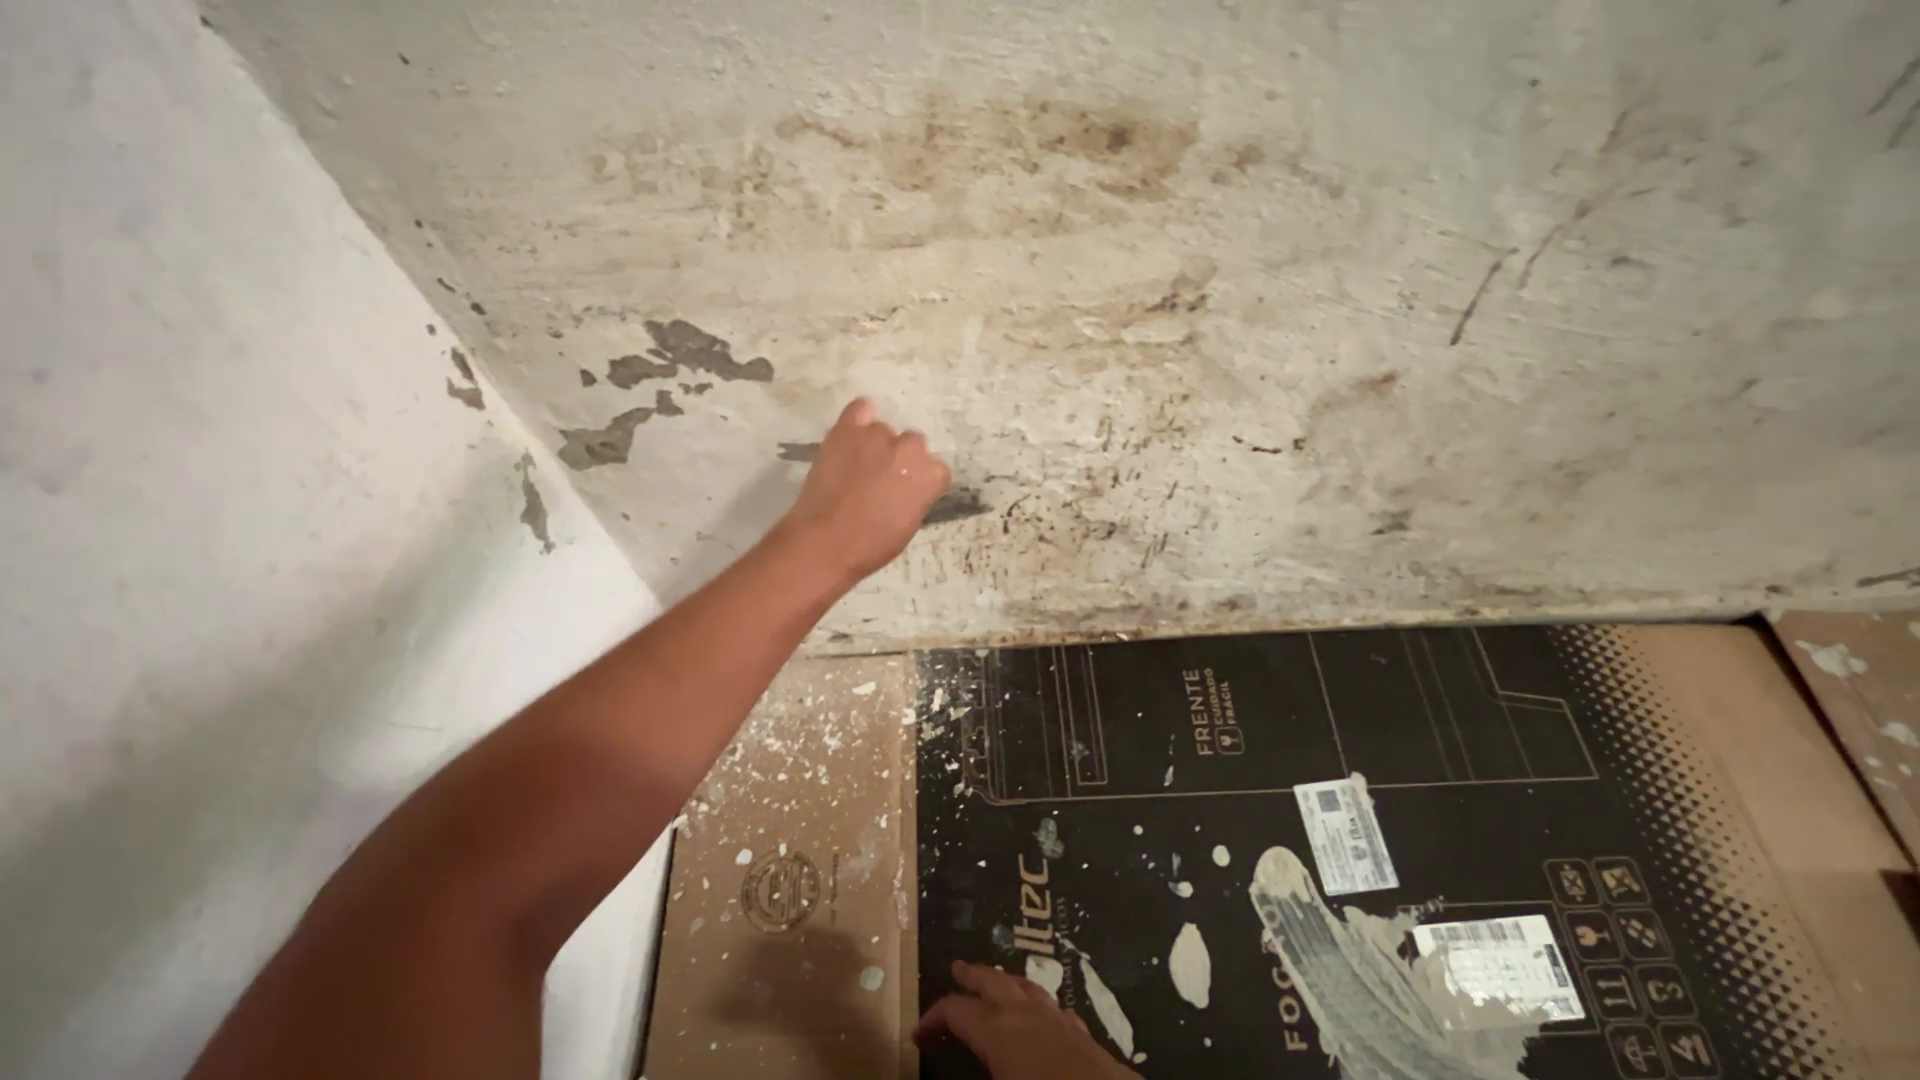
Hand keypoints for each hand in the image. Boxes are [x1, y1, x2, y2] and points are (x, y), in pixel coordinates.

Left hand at [778, 398, 950, 584]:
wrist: (826, 542)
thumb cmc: (871, 545)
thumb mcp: (909, 524)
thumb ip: (916, 496)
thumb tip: (907, 485)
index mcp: (930, 477)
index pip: (936, 468)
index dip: (919, 479)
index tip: (905, 490)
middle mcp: (910, 449)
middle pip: (912, 444)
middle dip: (900, 459)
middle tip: (880, 479)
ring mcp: (878, 436)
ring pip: (883, 431)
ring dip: (875, 444)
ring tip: (856, 465)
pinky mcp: (848, 429)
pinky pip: (860, 409)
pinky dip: (859, 418)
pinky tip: (852, 432)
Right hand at [914, 961, 1139, 1079]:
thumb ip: (974, 1072)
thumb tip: (963, 1059)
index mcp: (998, 1031)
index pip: (957, 1011)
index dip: (933, 1018)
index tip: (918, 1034)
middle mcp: (1026, 1015)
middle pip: (993, 983)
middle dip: (972, 975)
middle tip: (956, 968)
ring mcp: (1059, 1021)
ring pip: (1026, 988)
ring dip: (1005, 982)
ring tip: (994, 981)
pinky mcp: (1084, 1034)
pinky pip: (1054, 1007)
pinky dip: (1038, 1003)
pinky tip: (1041, 1013)